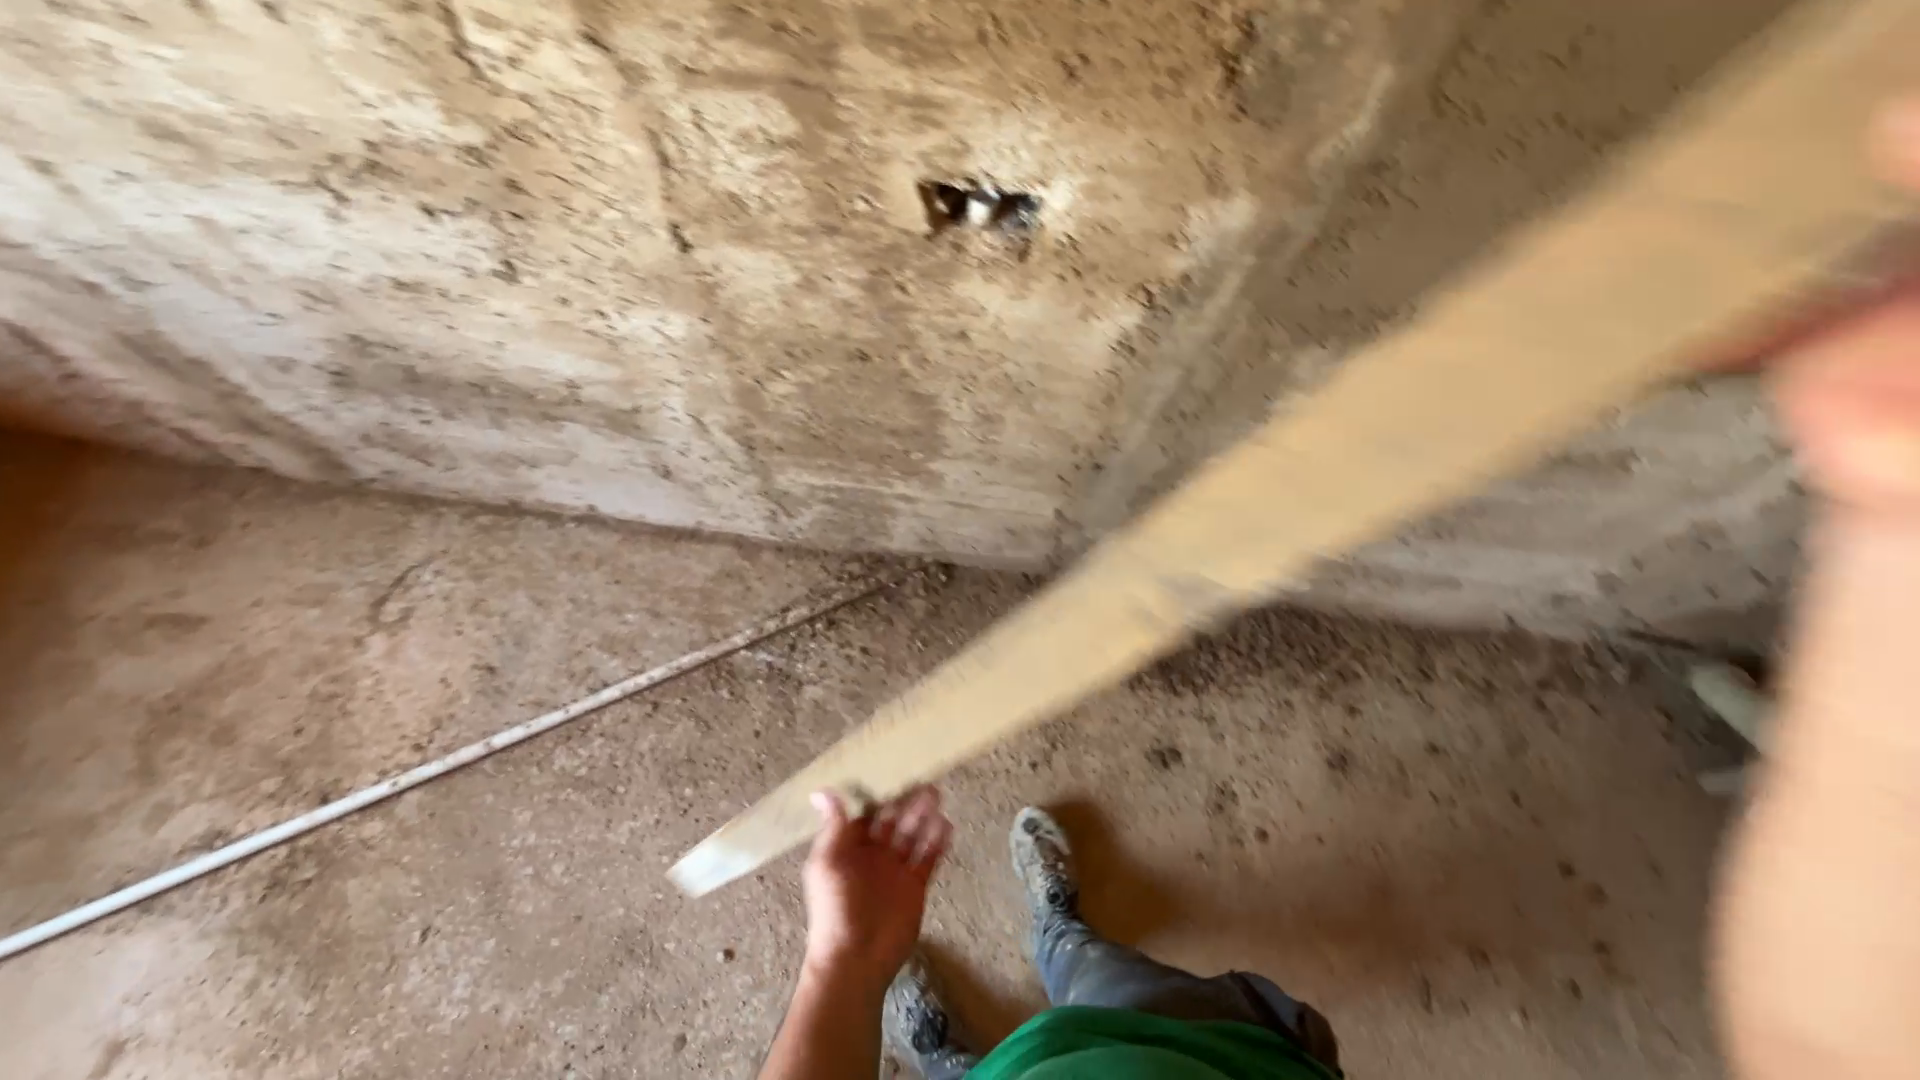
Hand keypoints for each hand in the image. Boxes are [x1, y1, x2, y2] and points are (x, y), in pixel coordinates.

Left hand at [799, 785, 951, 987]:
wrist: (856, 959)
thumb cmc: (835, 909)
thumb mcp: (827, 863)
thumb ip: (833, 827)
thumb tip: (822, 790)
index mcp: (848, 848)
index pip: (864, 813)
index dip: (877, 794)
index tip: (890, 769)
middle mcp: (873, 855)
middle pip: (893, 820)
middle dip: (906, 801)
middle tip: (923, 780)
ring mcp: (895, 870)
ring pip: (912, 835)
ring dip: (923, 816)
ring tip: (937, 796)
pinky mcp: (915, 886)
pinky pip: (928, 858)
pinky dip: (937, 841)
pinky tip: (946, 824)